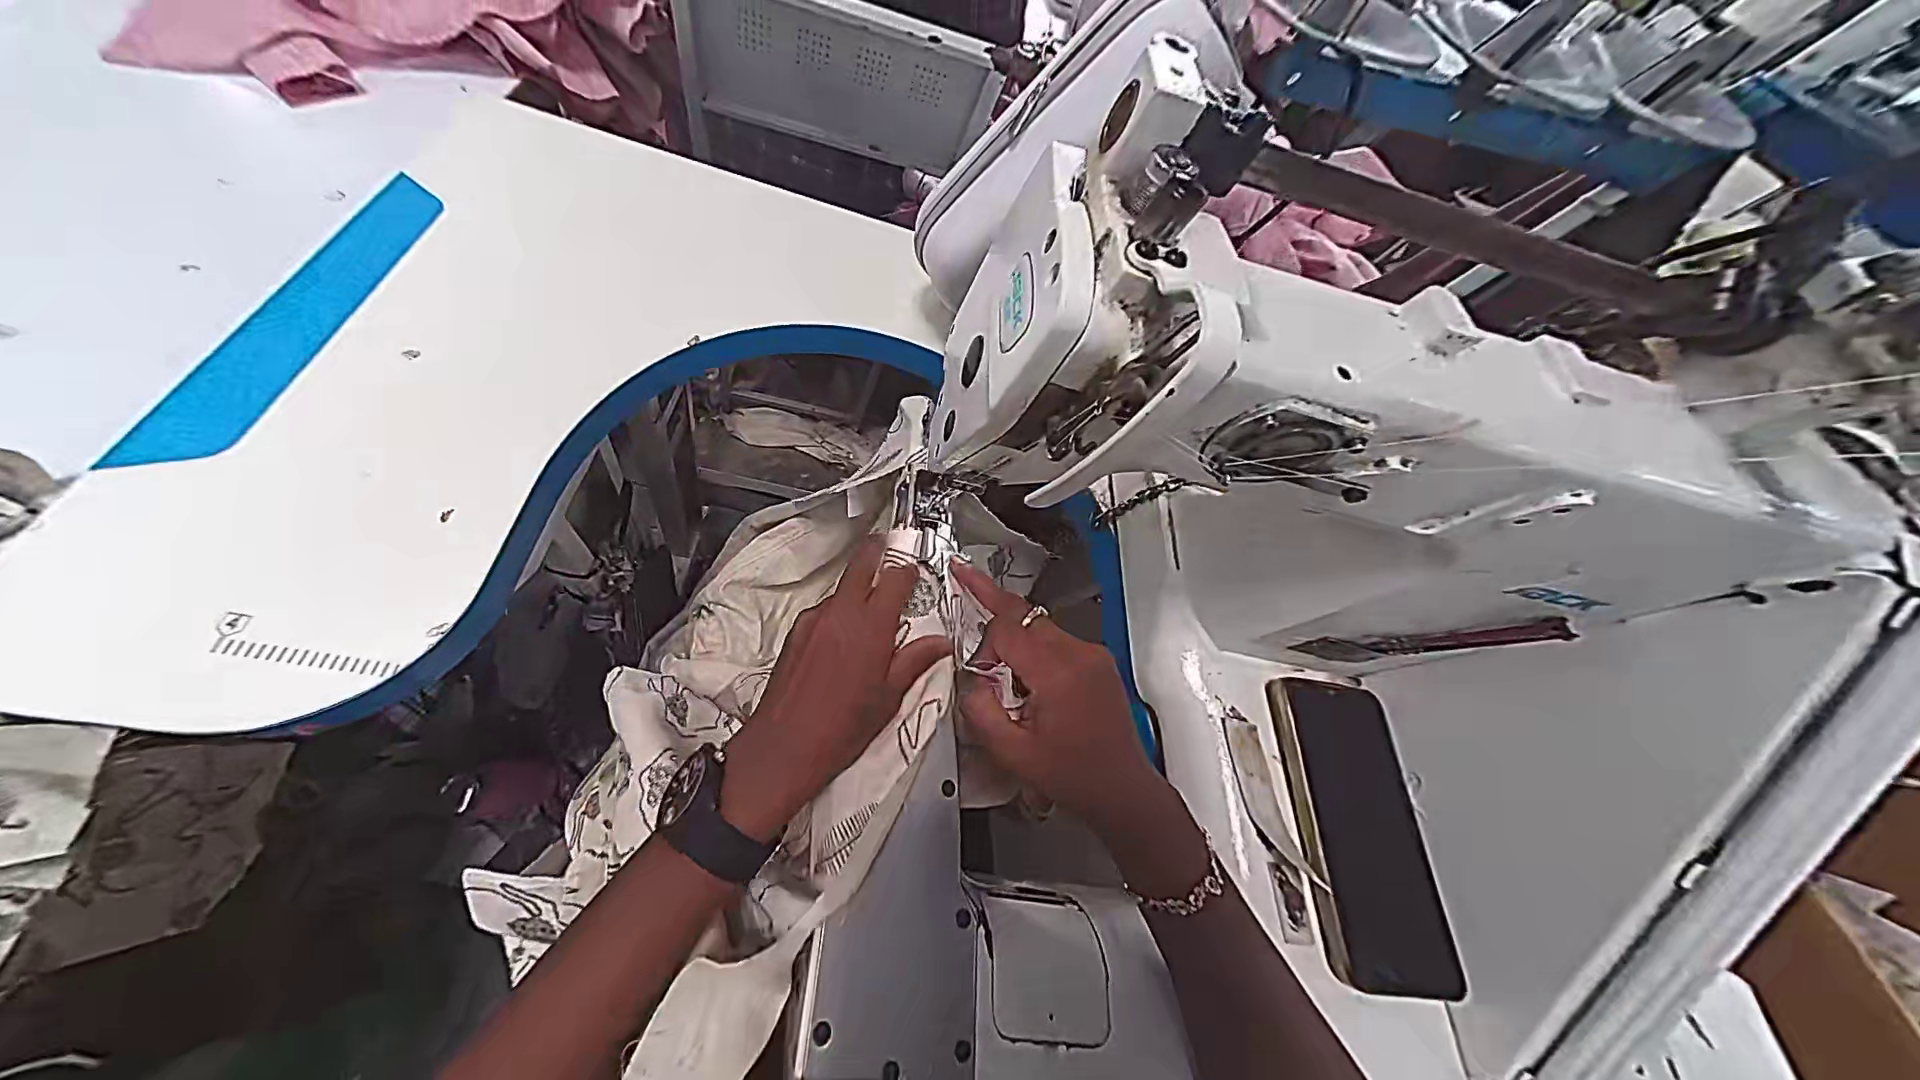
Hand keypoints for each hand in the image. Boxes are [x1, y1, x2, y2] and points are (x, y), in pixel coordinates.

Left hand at [720, 538, 948, 842]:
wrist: (782, 749)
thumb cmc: (838, 729)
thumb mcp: (889, 698)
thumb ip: (915, 661)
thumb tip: (938, 644)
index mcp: (871, 627)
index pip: (895, 577)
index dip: (909, 569)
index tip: (916, 572)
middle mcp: (840, 615)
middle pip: (862, 562)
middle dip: (879, 553)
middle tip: (893, 558)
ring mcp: (813, 621)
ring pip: (842, 589)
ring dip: (858, 592)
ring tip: (872, 620)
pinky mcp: (795, 633)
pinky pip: (824, 611)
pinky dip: (838, 615)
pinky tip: (845, 643)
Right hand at [949, 558, 1171, 842]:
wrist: (1122, 790)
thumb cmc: (1078, 777)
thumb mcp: (1012, 752)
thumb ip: (981, 709)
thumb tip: (970, 680)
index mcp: (1059, 673)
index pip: (1009, 625)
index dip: (981, 627)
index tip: (963, 588)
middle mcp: (1081, 655)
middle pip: (1025, 618)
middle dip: (995, 629)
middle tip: (974, 619)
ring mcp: (1094, 656)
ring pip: (1041, 628)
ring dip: (1016, 646)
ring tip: (1011, 689)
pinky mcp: (1099, 662)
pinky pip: (1058, 642)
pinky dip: (1036, 655)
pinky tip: (1031, 690)